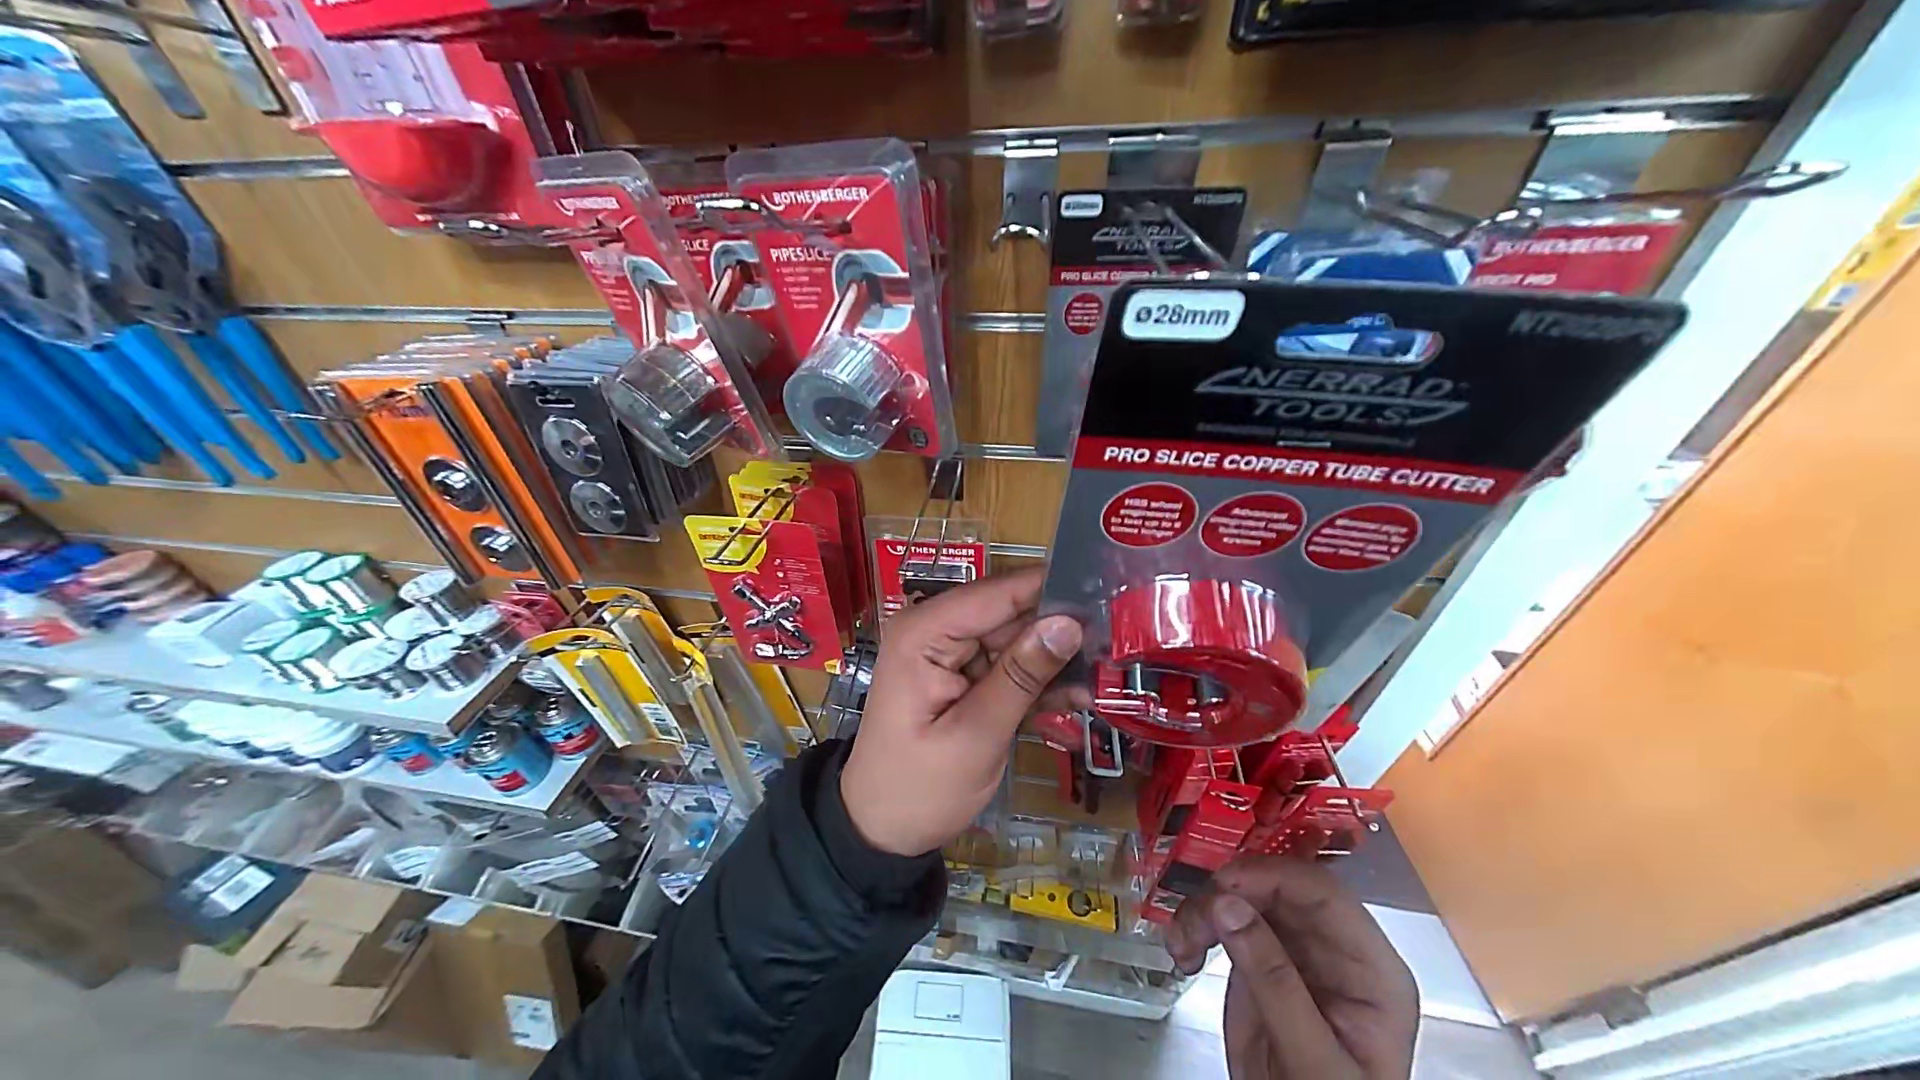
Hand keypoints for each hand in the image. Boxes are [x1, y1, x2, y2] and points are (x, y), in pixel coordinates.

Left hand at [840, 568, 1089, 855]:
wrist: (882, 829)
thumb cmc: (918, 789)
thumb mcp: (976, 736)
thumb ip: (1021, 676)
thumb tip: (1069, 623)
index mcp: (924, 632)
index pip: (997, 593)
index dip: (1051, 590)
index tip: (1108, 595)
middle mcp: (935, 629)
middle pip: (1010, 612)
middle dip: (1059, 629)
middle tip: (1114, 648)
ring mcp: (949, 652)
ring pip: (1017, 637)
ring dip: (1055, 660)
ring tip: (1100, 679)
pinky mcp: (962, 674)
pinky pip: (1009, 664)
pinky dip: (1038, 681)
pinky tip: (1074, 697)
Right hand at [1166, 857, 1417, 1079]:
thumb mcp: (1313, 1062)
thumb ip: (1275, 985)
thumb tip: (1229, 906)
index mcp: (1370, 970)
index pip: (1323, 895)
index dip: (1272, 877)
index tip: (1223, 885)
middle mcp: (1334, 950)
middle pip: (1276, 889)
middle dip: (1227, 895)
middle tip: (1195, 920)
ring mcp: (1295, 952)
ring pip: (1244, 897)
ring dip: (1203, 910)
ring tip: (1183, 944)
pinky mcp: (1259, 960)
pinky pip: (1225, 921)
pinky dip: (1196, 926)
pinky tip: (1185, 951)